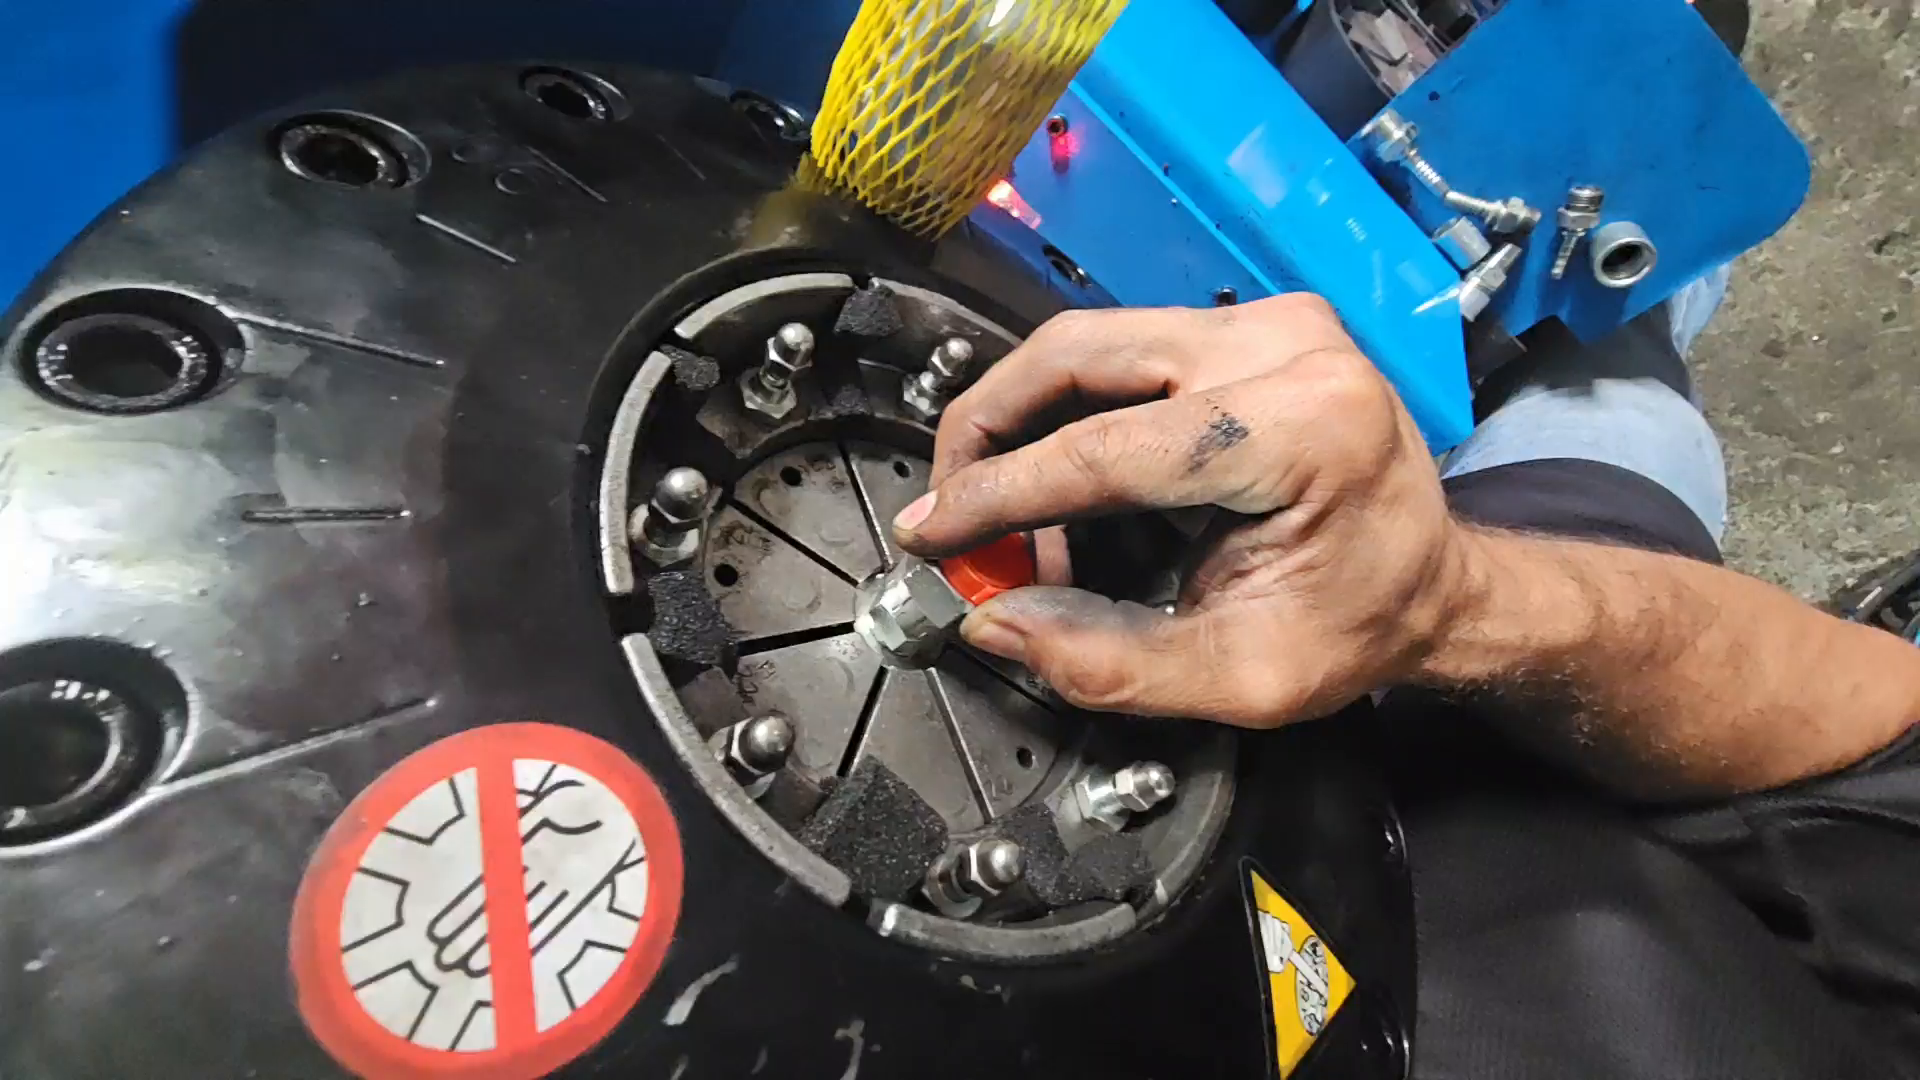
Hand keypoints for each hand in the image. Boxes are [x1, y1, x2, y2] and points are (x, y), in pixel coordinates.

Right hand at [891, 296, 1473, 727]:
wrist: (1432, 579)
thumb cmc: (1358, 626)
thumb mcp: (1241, 678)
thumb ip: (1109, 662)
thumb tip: (992, 619)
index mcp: (1306, 429)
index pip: (1107, 449)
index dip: (999, 493)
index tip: (930, 530)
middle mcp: (1282, 346)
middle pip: (1071, 358)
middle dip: (983, 432)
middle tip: (949, 506)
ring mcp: (1260, 324)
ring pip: (1078, 348)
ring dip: (1012, 423)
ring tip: (999, 508)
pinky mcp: (1236, 331)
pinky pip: (1107, 357)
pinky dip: (1054, 417)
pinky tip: (1049, 480)